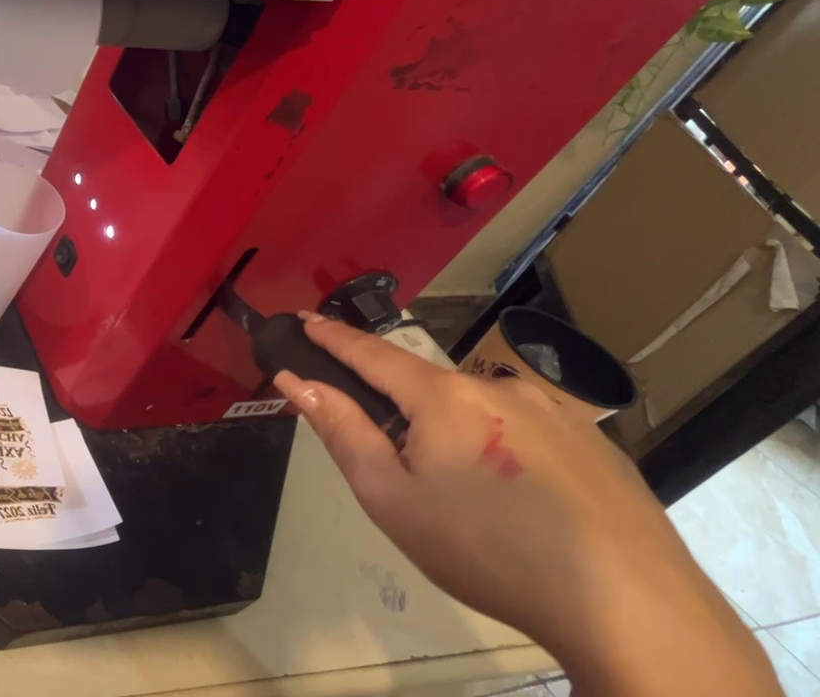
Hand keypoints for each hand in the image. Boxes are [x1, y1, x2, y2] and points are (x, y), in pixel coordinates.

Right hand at [280, 315, 774, 694]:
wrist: (634, 611)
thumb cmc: (488, 551)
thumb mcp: (391, 498)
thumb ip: (341, 431)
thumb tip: (296, 379)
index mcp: (443, 396)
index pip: (370, 352)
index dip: (331, 336)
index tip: (302, 319)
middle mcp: (498, 388)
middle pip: (426, 383)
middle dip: (397, 402)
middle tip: (388, 452)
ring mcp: (556, 413)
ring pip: (479, 408)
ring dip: (453, 428)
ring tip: (460, 490)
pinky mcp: (597, 445)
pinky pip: (527, 430)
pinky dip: (503, 446)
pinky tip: (516, 497)